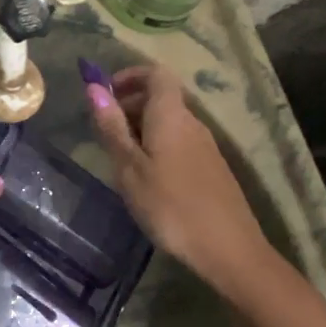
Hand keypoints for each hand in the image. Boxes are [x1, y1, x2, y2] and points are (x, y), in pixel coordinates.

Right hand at [89, 66, 271, 288]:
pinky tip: (147, 180)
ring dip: (142, 128)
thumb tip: (94, 87)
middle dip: (129, 104)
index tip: (106, 94)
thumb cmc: (171, 206)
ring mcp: (206, 147)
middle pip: (160, 97)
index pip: (156, 73)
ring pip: (169, 122)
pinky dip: (158, 146)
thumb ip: (112, 127)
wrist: (231, 253)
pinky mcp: (212, 169)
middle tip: (104, 132)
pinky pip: (179, 142)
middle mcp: (191, 123)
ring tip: (121, 159)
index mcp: (171, 115)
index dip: (129, 75)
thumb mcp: (129, 168)